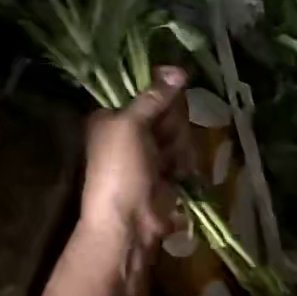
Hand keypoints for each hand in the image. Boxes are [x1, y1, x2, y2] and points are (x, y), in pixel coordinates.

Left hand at [80, 66, 194, 258]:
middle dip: (172, 123)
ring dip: (179, 146)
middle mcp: (130, 128)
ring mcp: (149, 150)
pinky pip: (185, 154)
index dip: (162, 87)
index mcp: (111, 114)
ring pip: (179, 131)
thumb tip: (178, 70)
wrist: (128, 225)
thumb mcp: (131, 126)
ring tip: (169, 164)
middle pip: (167, 109)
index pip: (143, 88)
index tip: (180, 80)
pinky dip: (184, 163)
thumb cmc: (119, 169)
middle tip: (164, 138)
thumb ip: (153, 97)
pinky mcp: (167, 170)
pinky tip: (177, 174)